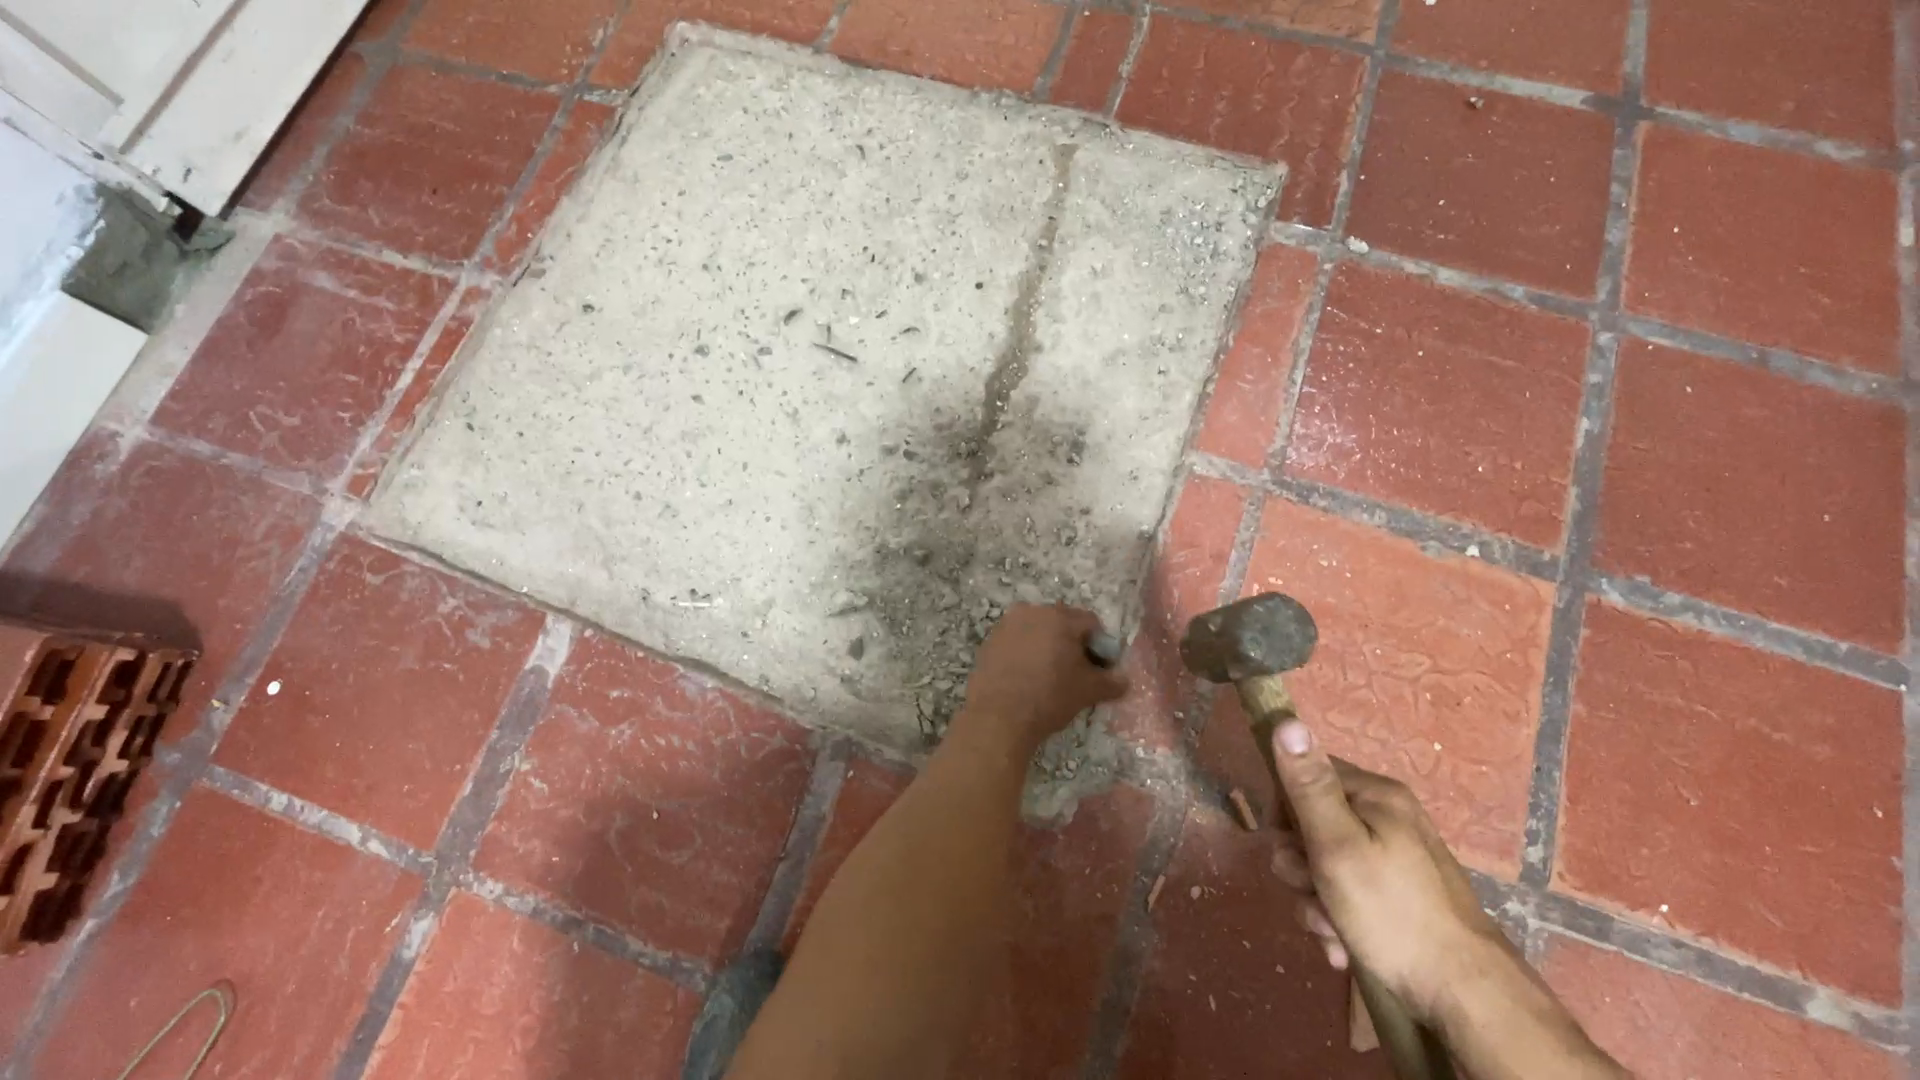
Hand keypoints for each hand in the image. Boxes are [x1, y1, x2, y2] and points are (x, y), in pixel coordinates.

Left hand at [956, 604, 1128, 750]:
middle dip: (1071, 643)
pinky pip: (1016, 642)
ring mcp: (1006, 625)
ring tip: (1048, 676)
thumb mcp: (1089, 691)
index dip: (1099, 645)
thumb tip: (1124, 680)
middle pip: (1061, 623)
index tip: (1098, 668)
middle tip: (1074, 672)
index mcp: (1059, 617)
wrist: (999, 717)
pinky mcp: (989, 642)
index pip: (1090, 623)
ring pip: (1036, 631)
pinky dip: (1024, 654)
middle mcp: (1032, 612)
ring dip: (1046, 647)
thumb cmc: (1050, 697)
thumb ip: (1111, 681)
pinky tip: (1025, 678)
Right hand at [1266, 720, 1515, 1023]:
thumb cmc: (1392, 912)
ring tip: (1330, 927)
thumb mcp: (1338, 845)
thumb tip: (1287, 721)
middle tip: (1311, 890)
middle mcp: (1386, 817)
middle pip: (1309, 824)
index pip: (1305, 773)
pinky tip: (1341, 943)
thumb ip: (1308, 787)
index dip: (1284, 810)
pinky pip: (1344, 892)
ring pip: (1321, 864)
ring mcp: (1392, 858)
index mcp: (1375, 795)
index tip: (1289, 844)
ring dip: (1313, 899)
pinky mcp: (1394, 894)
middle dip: (1299, 866)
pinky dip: (1334, 917)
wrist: (1462, 992)